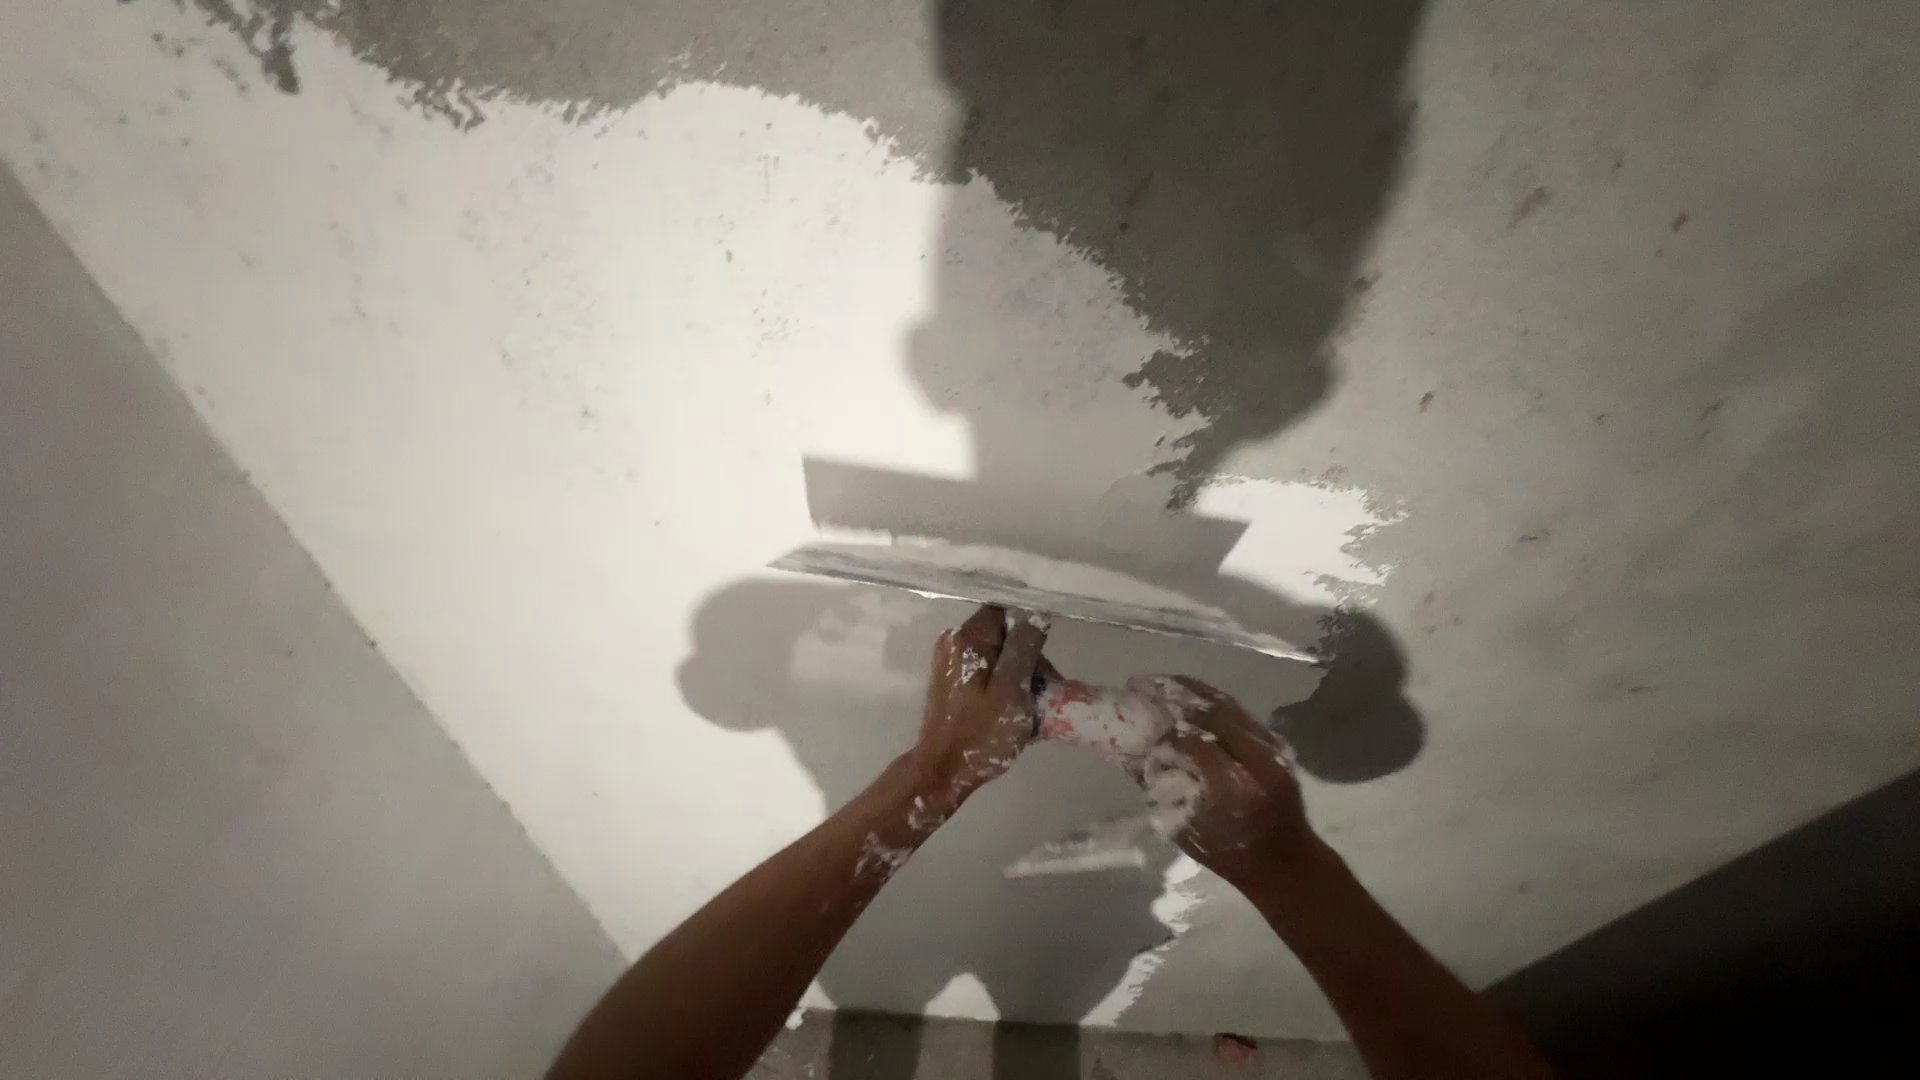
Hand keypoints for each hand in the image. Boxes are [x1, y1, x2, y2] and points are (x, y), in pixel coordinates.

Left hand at [912, 604, 1048, 801]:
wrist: (943, 771)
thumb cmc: (980, 733)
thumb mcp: (1012, 690)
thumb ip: (1025, 648)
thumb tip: (1037, 612)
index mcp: (966, 638)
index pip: (1004, 610)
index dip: (1030, 624)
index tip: (1049, 648)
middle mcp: (955, 642)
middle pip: (1004, 634)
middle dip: (1029, 657)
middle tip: (1048, 686)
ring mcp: (953, 663)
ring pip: (1000, 655)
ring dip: (1022, 675)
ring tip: (1037, 705)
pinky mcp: (956, 682)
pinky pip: (991, 672)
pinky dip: (1008, 685)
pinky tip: (1021, 709)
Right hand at [1154, 677, 1318, 887]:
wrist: (1288, 863)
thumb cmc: (1232, 854)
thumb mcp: (1188, 829)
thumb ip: (1160, 790)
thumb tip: (1128, 757)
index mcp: (1235, 787)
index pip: (1195, 744)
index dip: (1166, 735)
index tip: (1142, 730)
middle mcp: (1258, 761)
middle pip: (1214, 713)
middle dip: (1174, 695)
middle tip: (1143, 685)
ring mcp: (1272, 749)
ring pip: (1229, 705)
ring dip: (1193, 690)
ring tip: (1162, 682)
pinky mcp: (1277, 744)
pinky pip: (1240, 712)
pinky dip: (1213, 701)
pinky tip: (1191, 696)